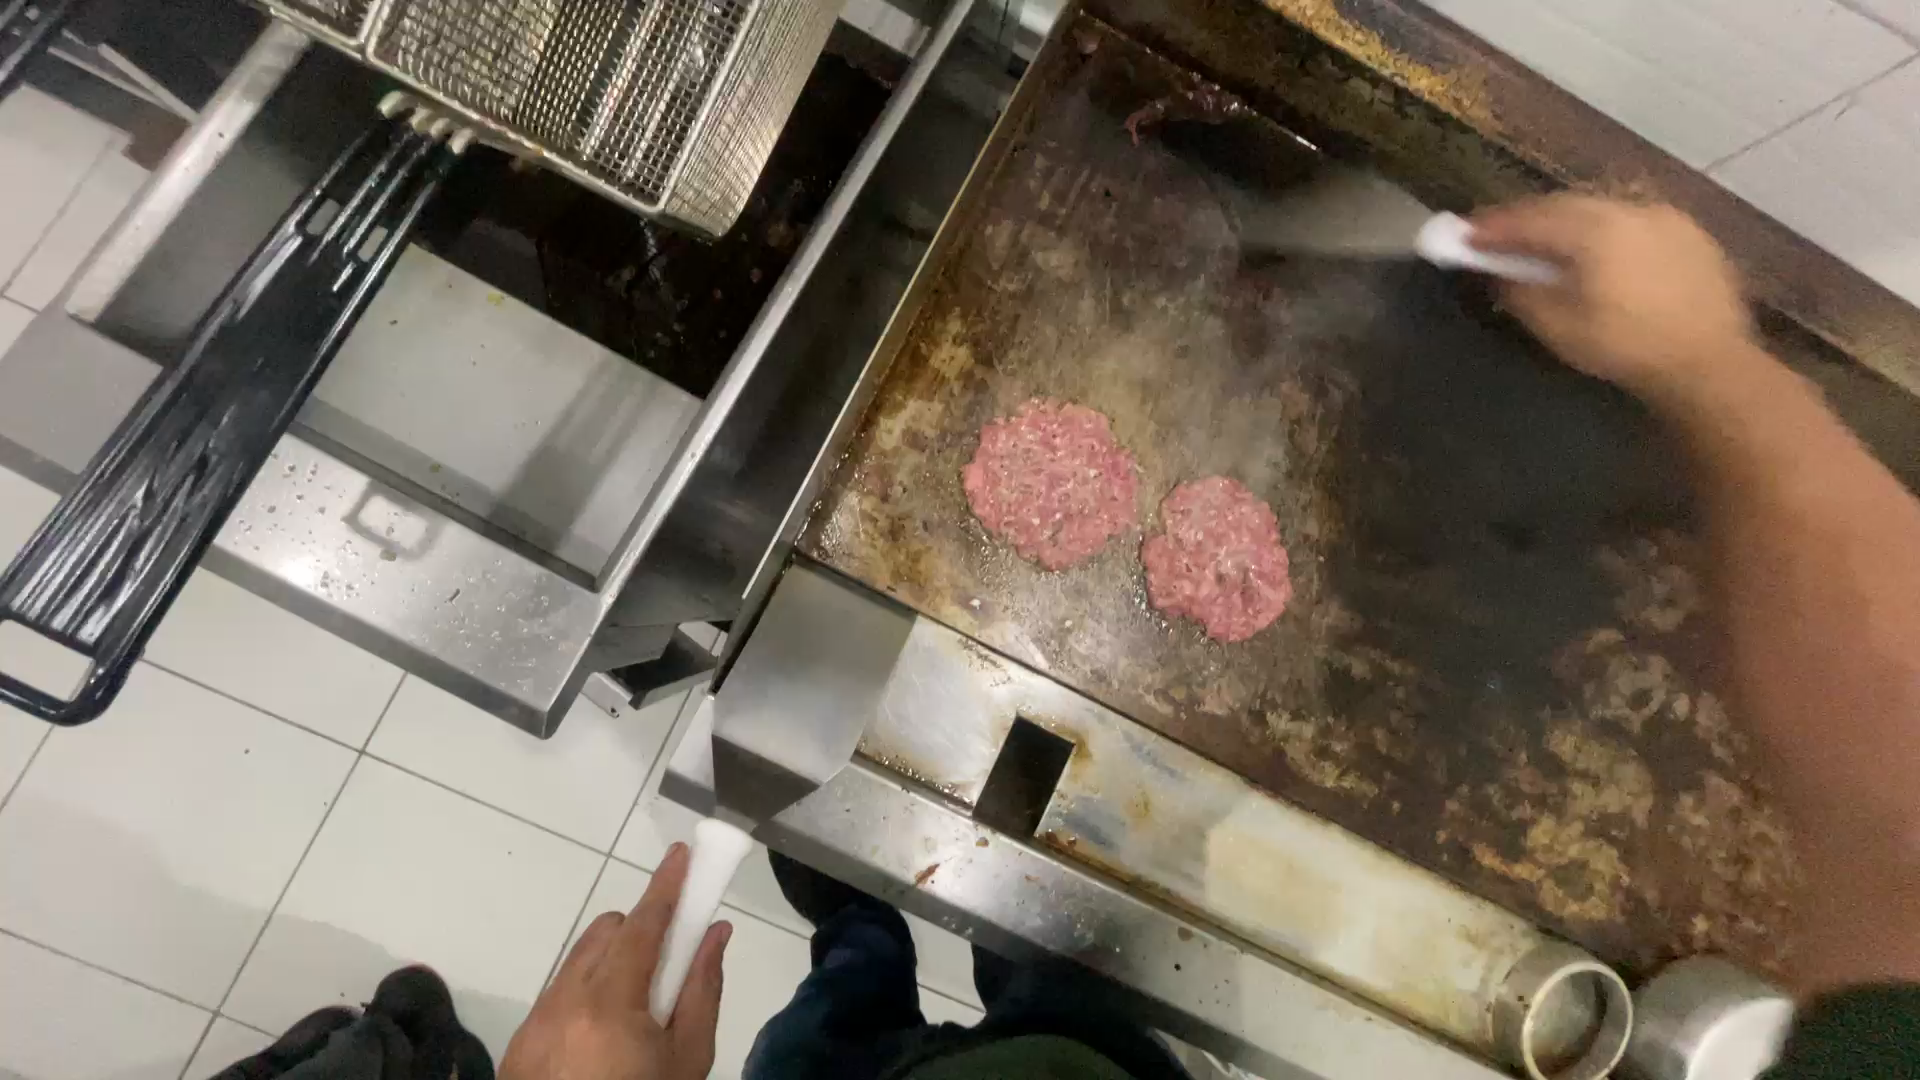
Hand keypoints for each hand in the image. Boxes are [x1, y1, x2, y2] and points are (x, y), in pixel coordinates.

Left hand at [501, 844, 730, 1079]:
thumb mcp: (688, 1060)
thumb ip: (703, 988)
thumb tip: (716, 932)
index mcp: (609, 1003)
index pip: (643, 924)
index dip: (667, 885)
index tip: (682, 852)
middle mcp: (563, 1003)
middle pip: (608, 931)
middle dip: (642, 928)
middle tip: (671, 958)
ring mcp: (534, 1026)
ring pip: (580, 960)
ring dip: (614, 959)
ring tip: (638, 1006)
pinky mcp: (518, 1049)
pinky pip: (560, 993)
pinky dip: (588, 991)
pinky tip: (605, 1037)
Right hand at [1470, 196, 1757, 400]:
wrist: (1705, 359)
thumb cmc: (1621, 345)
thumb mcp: (1555, 325)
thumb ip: (1521, 293)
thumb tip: (1500, 274)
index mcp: (1595, 232)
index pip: (1531, 220)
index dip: (1493, 227)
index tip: (1462, 234)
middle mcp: (1630, 211)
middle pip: (1564, 204)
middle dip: (1523, 217)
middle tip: (1491, 231)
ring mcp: (1663, 218)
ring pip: (1597, 206)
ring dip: (1558, 218)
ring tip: (1534, 236)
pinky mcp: (1685, 232)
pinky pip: (1625, 217)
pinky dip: (1592, 225)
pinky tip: (1583, 245)